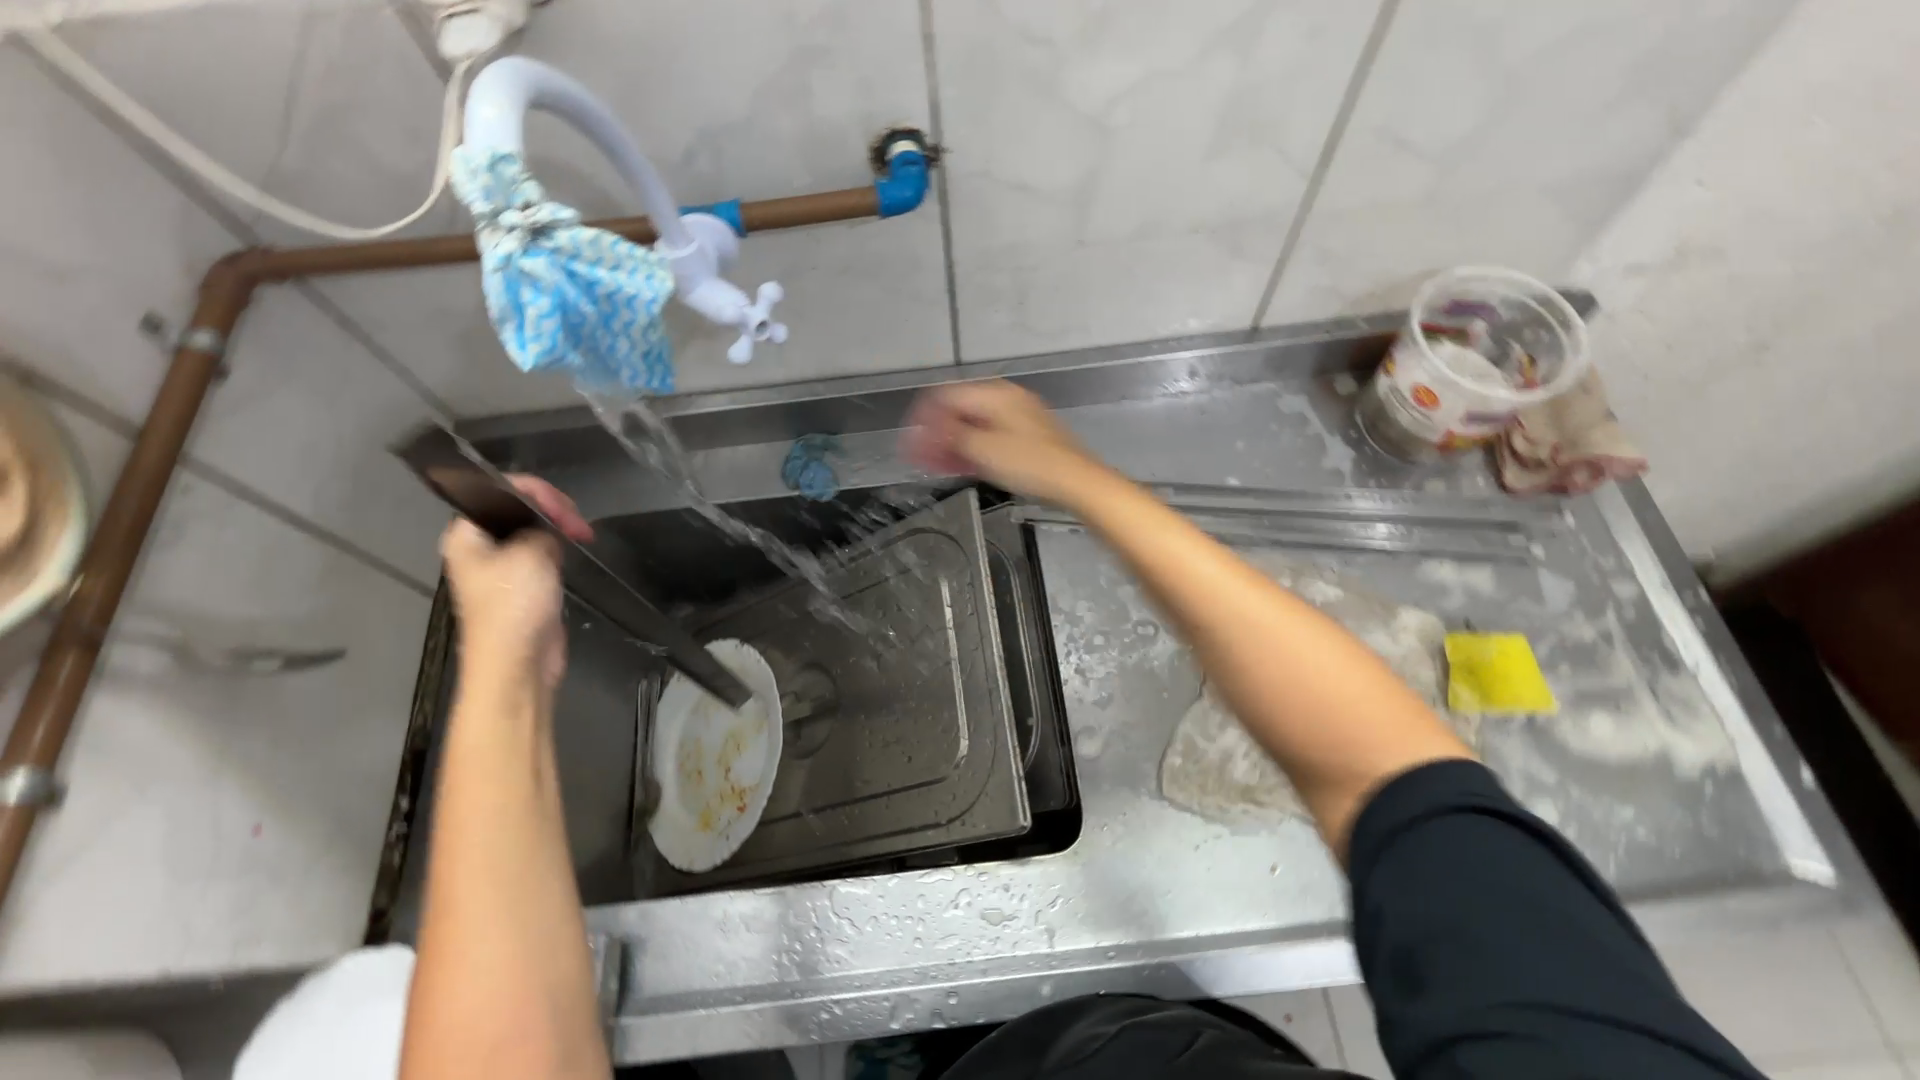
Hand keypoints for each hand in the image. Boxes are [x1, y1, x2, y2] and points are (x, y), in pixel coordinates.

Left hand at [440, 475, 593, 690]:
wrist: (517, 664)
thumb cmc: (514, 607)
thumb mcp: (531, 554)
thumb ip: (542, 529)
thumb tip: (550, 533)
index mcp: (466, 534)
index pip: (501, 491)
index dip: (539, 493)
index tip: (568, 511)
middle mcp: (479, 546)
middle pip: (517, 509)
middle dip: (552, 510)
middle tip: (579, 525)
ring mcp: (501, 567)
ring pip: (531, 531)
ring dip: (557, 530)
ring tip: (580, 536)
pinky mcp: (523, 586)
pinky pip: (540, 554)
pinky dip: (558, 550)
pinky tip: (572, 552)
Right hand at [901, 380, 1106, 504]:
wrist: (1076, 482)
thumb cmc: (1031, 463)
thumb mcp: (983, 449)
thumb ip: (951, 436)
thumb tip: (927, 429)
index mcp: (995, 395)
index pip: (946, 395)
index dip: (923, 417)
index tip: (909, 439)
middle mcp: (1006, 401)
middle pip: (960, 411)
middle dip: (936, 433)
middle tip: (916, 455)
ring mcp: (1018, 420)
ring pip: (974, 427)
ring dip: (952, 444)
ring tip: (932, 464)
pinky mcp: (1026, 440)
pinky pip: (989, 439)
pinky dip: (972, 451)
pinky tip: (958, 467)